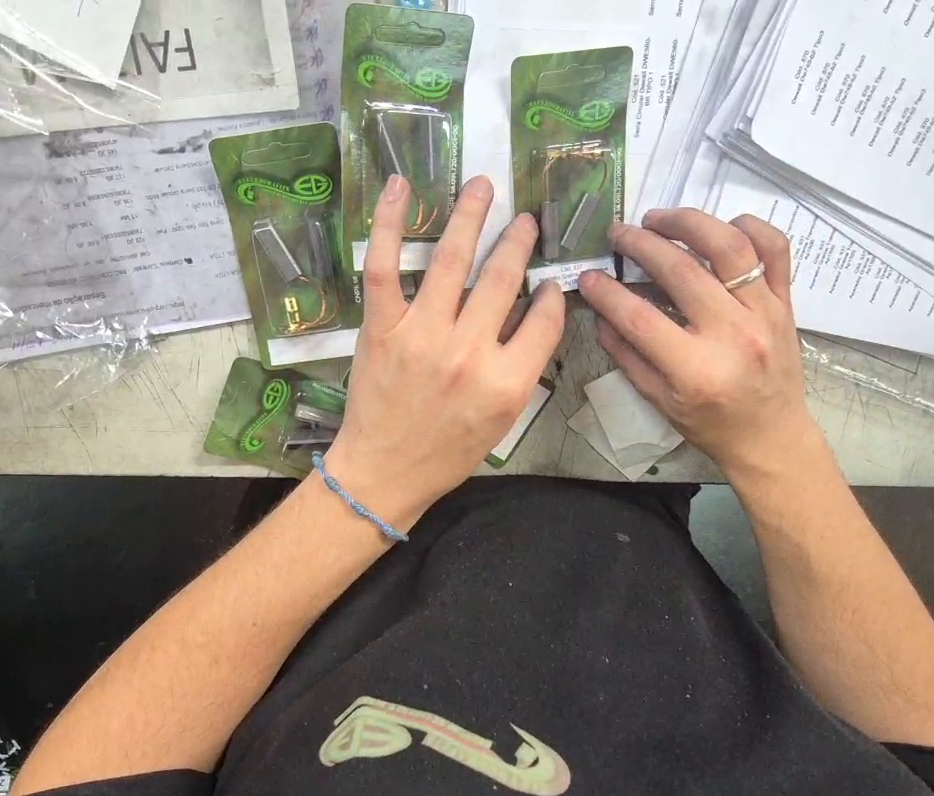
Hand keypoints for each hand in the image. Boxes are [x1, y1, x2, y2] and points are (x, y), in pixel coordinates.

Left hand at [322, 174, 565, 529]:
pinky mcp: (382, 328)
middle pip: (503, 280)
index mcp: (507, 381)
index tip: (549, 282)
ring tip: (482, 186)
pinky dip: (391, 225)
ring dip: (471, 216)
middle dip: (517, 242)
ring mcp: (423, 336)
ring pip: (452, 261)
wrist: (385, 472)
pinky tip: (401, 188)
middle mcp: (469, 352)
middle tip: (523, 221)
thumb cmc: (447, 453)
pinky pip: (385, 268)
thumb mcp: (501, 422)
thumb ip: (520, 368)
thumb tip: (530, 313)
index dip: (552, 294)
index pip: (544, 319)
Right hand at [576, 209, 820, 479]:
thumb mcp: (660, 401)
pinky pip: (774, 249)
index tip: (589, 277)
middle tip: (618, 234)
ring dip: (690, 223)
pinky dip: (749, 227)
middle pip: (682, 272)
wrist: (770, 436)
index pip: (642, 319)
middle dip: (642, 246)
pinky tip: (720, 226)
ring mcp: (765, 313)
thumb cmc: (710, 425)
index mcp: (696, 371)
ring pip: (729, 247)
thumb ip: (628, 357)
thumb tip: (600, 315)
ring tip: (660, 219)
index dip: (609, 294)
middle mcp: (733, 335)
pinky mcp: (786, 301)